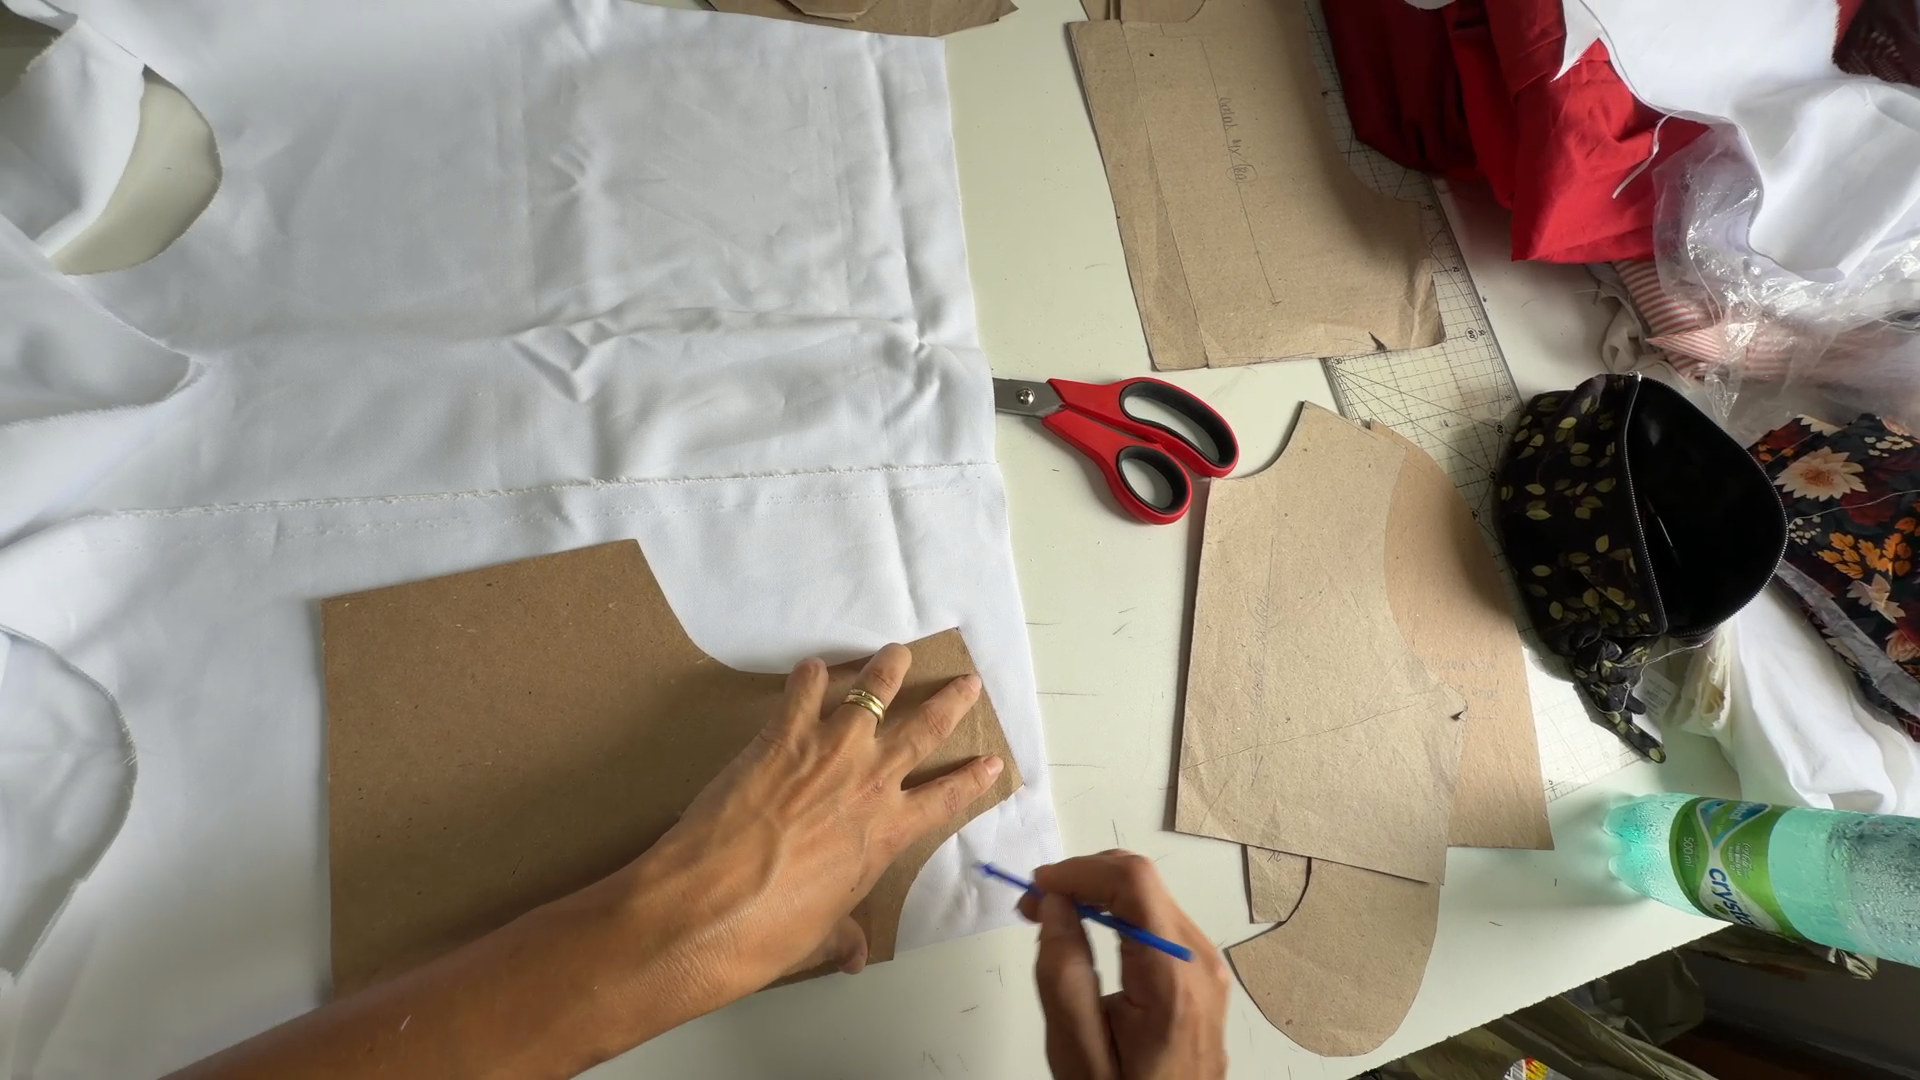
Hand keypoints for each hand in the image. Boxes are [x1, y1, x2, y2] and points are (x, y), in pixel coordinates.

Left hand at [616, 643, 1004, 1012]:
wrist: (707, 911)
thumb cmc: (769, 933)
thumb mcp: (820, 935)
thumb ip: (844, 935)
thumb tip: (854, 958)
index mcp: (887, 832)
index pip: (947, 799)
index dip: (974, 780)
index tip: (993, 761)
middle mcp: (870, 781)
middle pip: (924, 730)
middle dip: (951, 702)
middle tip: (968, 681)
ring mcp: (830, 750)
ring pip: (873, 692)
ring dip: (889, 668)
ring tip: (897, 652)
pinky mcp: (784, 735)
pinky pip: (804, 690)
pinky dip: (810, 676)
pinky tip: (812, 668)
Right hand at [1019, 852, 1230, 1079]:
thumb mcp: (1077, 1054)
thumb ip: (1063, 972)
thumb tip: (1055, 900)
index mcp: (1174, 979)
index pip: (1133, 882)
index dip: (1080, 869)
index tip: (1036, 886)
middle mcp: (1200, 960)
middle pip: (1140, 879)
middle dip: (1081, 877)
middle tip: (1034, 905)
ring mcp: (1206, 964)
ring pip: (1146, 891)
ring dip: (1094, 890)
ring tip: (1051, 914)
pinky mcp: (1200, 970)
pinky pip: (1154, 915)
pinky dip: (1114, 908)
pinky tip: (1085, 925)